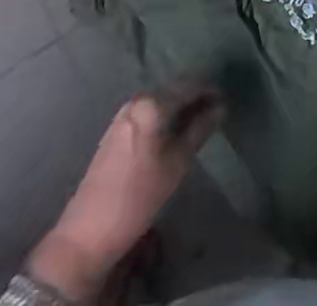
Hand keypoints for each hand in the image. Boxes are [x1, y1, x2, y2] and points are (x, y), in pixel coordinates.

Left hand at [26, 85, 223, 300]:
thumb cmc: (139, 195)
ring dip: (180, 105)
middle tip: (217, 109)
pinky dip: (166, 114)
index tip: (226, 99)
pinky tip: (176, 130)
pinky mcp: (117, 129)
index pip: (188, 86)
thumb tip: (220, 107)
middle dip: (195, 96)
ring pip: (160, 100)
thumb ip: (200, 129)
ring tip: (200, 120)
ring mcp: (123, 114)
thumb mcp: (178, 162)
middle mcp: (135, 101)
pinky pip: (148, 111)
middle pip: (173, 89)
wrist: (89, 229)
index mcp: (151, 105)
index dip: (210, 90)